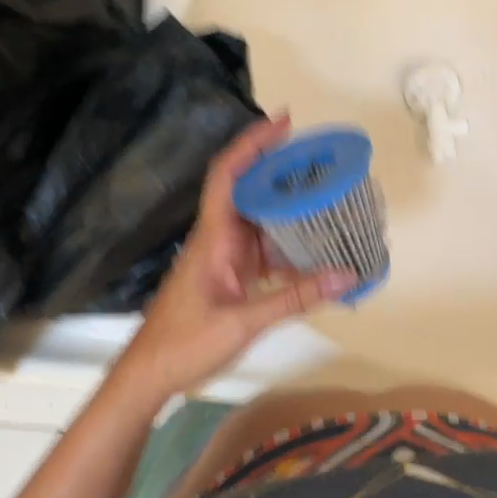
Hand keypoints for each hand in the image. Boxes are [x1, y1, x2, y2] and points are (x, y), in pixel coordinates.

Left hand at [116, 114, 355, 396]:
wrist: (149, 375)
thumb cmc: (185, 343)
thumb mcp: (244, 322)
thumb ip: (296, 299)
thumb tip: (347, 275)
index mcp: (214, 238)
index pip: (229, 175)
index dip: (253, 143)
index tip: (284, 122)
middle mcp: (219, 239)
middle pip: (250, 191)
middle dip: (282, 171)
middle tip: (323, 161)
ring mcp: (224, 259)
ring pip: (260, 222)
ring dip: (289, 211)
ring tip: (328, 200)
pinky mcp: (230, 279)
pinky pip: (264, 253)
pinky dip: (289, 250)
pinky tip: (316, 255)